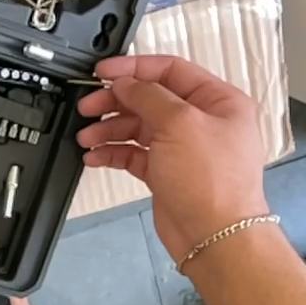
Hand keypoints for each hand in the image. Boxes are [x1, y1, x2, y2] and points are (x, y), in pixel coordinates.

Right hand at [75, 54, 269, 262]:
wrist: (214, 236)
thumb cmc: (214, 183)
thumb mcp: (180, 124)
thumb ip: (148, 96)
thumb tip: (126, 82)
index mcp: (218, 100)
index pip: (170, 70)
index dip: (133, 68)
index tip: (103, 72)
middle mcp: (201, 122)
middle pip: (149, 99)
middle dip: (115, 102)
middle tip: (88, 106)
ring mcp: (183, 148)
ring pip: (137, 127)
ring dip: (109, 129)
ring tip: (87, 137)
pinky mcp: (166, 172)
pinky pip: (132, 154)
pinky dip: (112, 153)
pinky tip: (96, 156)